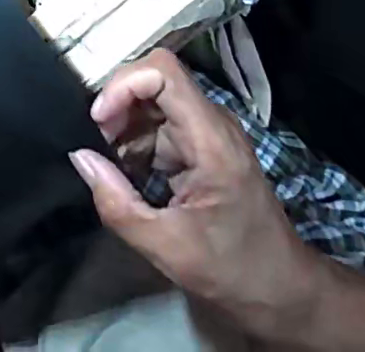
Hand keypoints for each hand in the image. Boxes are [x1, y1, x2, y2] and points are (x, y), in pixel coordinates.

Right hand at [68, 49, 329, 332]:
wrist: (285, 292)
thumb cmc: (234, 270)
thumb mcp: (168, 248)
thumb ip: (118, 204)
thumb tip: (80, 157)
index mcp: (211, 139)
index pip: (163, 71)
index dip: (123, 83)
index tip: (100, 119)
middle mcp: (210, 122)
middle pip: (153, 78)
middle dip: (117, 103)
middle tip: (99, 142)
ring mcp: (206, 130)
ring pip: (151, 99)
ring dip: (122, 124)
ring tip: (110, 162)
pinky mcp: (199, 143)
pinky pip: (157, 122)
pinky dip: (133, 140)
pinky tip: (127, 171)